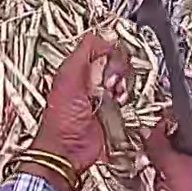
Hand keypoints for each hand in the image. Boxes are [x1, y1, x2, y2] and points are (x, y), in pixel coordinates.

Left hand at [31, 31, 130, 179]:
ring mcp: (103, 97)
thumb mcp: (68, 78)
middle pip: (116, 63)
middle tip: (110, 85)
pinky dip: (129, 101)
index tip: (110, 64)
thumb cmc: (61, 120)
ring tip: (114, 97)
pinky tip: (120, 106)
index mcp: (77, 68)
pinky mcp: (114, 113)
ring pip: (125, 81)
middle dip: (118, 72)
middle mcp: (91, 80)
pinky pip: (130, 100)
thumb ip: (82, 55)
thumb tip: (100, 39)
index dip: (110, 52)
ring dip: (123, 87)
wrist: (69, 151)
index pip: (101, 48)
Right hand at [144, 117, 191, 190]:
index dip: (169, 124)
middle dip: (163, 155)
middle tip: (157, 160)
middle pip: (178, 145)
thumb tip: (146, 131)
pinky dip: (171, 190)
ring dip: (165, 175)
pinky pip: (178, 186)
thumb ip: (158, 147)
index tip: (155, 131)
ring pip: (176, 167)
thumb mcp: (175, 166)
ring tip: (163, 183)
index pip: (186, 120)